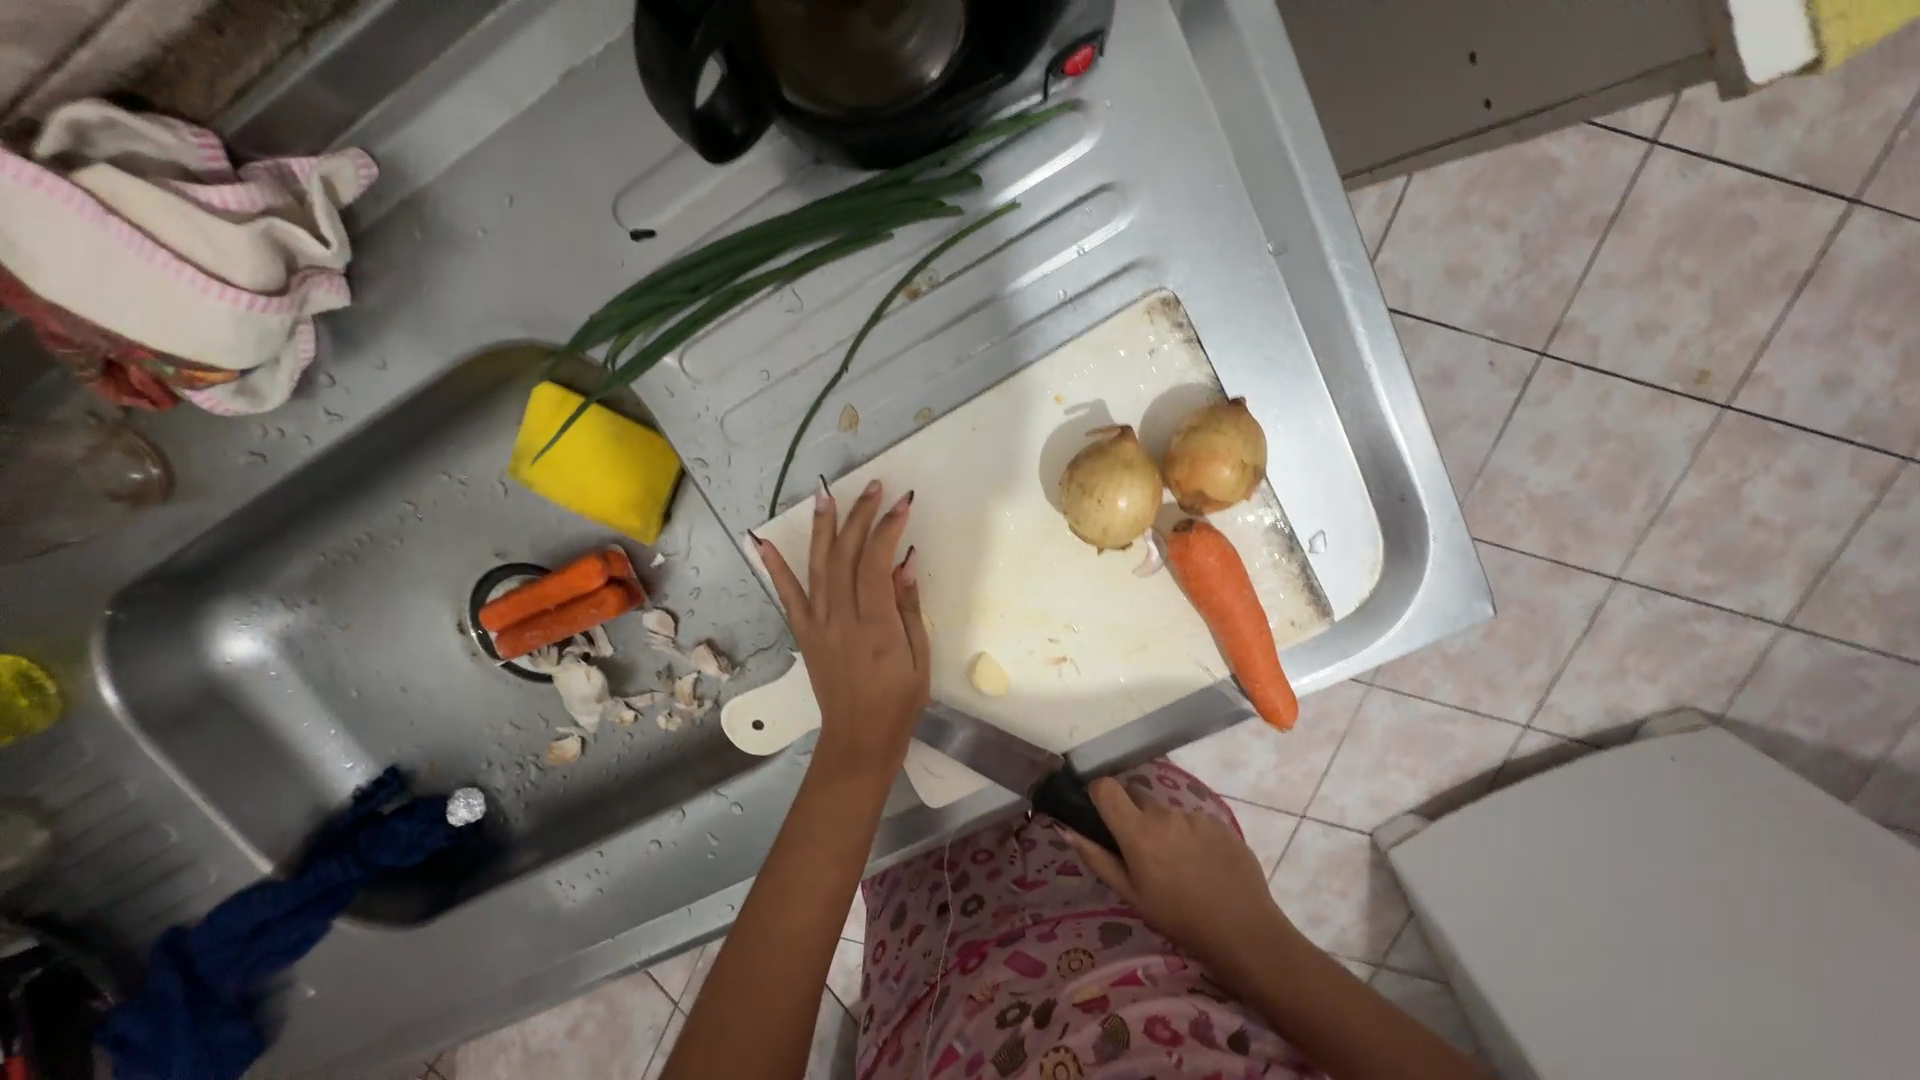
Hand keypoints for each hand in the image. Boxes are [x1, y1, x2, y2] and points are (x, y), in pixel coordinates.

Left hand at [756, 479, 930, 777]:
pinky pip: (788, 596)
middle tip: (874, 486)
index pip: (877, 563)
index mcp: (876, 625)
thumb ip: (908, 608)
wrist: (859, 739)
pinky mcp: (804, 634)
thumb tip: (904, 564)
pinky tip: (765, 543)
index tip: (903, 503)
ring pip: (818, 567)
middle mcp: (841, 619)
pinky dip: (776, 568)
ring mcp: (818, 625)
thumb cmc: (899, 702)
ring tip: (826, 495)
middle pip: (847, 556)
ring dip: (823, 528)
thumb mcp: (920, 657)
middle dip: (860, 516)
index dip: (888, 529)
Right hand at [1065, 778, 1307, 995]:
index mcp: (1137, 831)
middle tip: (1141, 850)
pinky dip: (1191, 836)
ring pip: (1167, 812)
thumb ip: (1096, 858)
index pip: (1106, 787)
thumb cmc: (1178, 918)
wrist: (1243, 929)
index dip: (1098, 794)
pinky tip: (1202, 865)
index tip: (1099, 812)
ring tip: (1178, 865)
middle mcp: (1165, 814)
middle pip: (1137, 796)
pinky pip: (1194, 821)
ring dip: (1164, 828)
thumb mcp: (1130, 895)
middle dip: (1133, 814)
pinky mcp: (1220, 822)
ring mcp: (1195, 815)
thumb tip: (1066, 829)